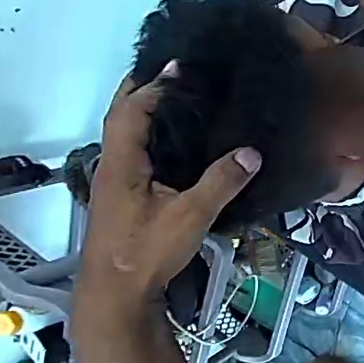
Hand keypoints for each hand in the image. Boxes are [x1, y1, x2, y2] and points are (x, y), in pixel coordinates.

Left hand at [77, 63, 260, 314]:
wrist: (115, 297)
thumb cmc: (145, 253)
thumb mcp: (189, 217)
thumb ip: (221, 182)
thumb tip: (252, 153)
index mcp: (121, 164)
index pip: (131, 111)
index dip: (154, 85)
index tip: (180, 66)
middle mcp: (111, 166)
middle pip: (119, 115)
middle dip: (141, 88)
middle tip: (170, 70)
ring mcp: (113, 182)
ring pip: (123, 134)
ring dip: (143, 109)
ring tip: (175, 96)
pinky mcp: (121, 197)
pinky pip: (132, 150)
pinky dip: (148, 132)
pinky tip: (172, 141)